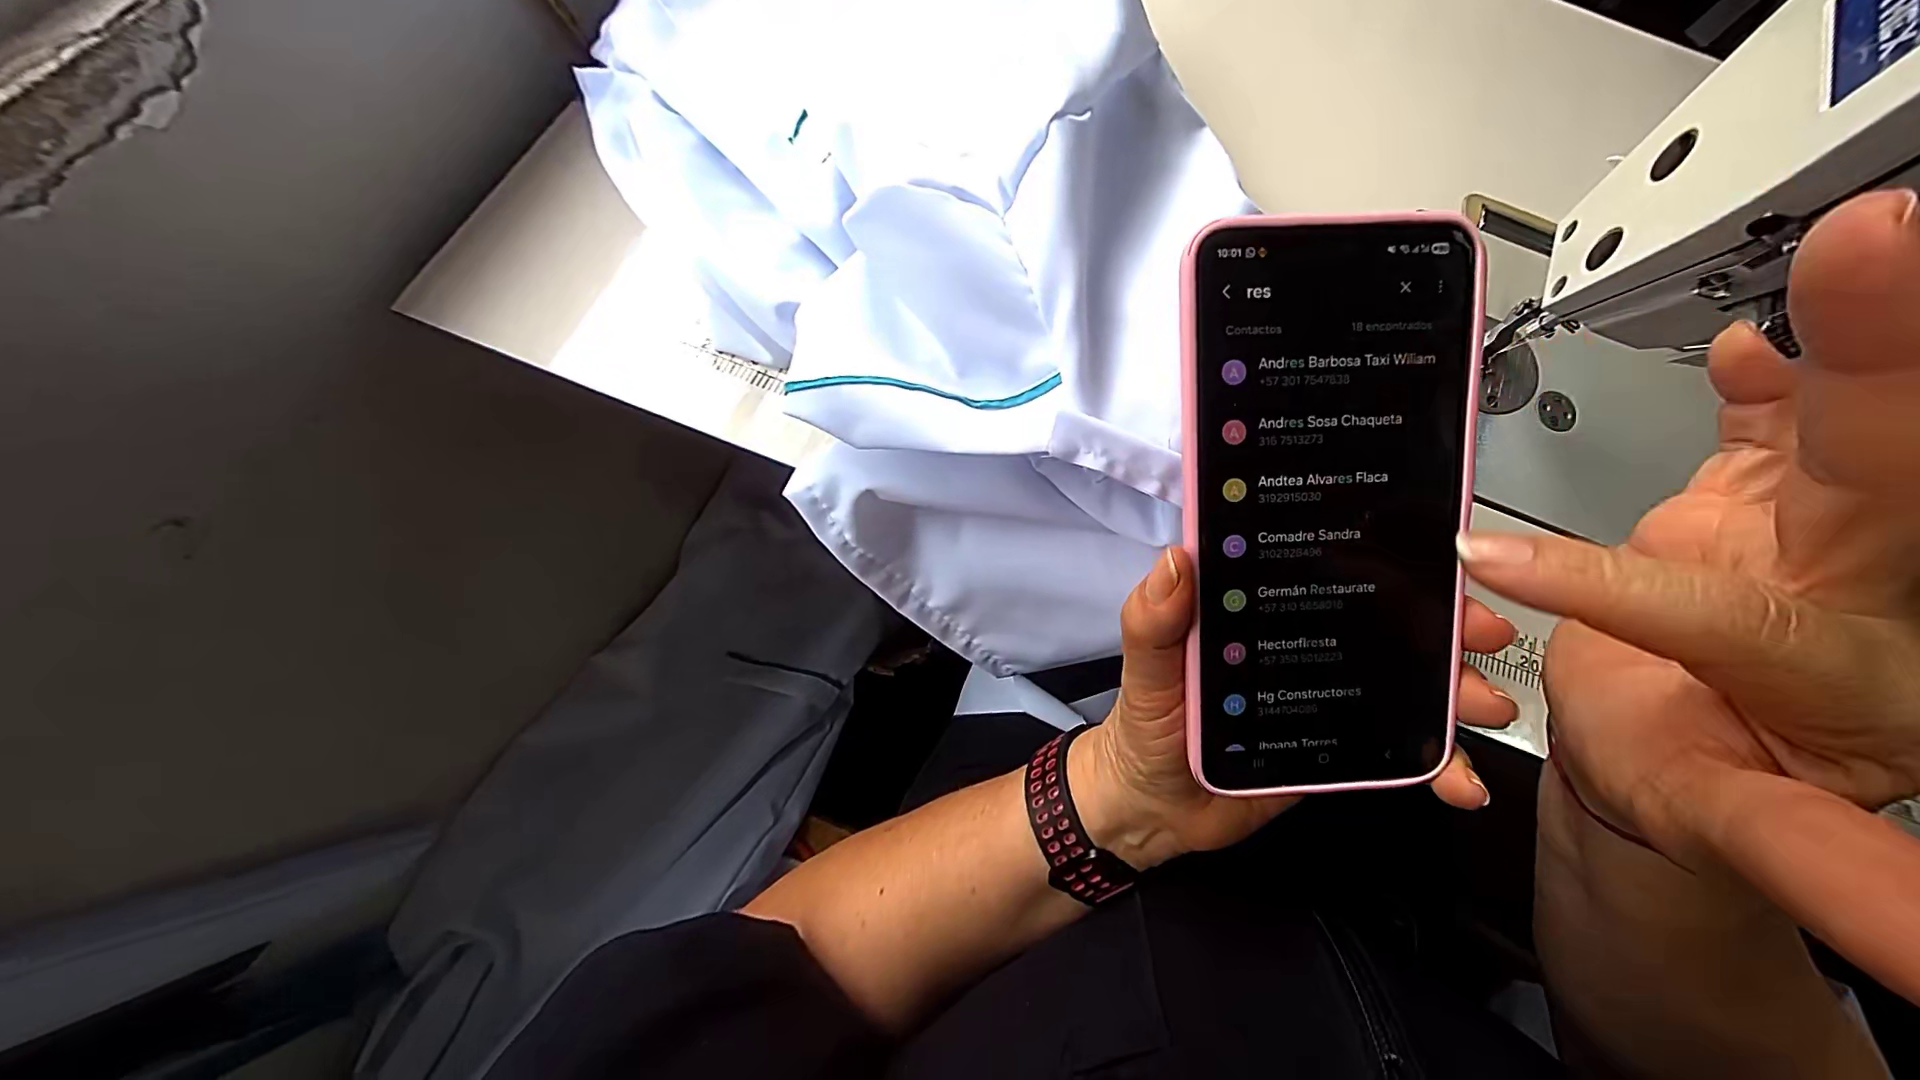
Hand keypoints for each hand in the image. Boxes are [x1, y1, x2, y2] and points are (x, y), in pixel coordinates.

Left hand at [1070, 546, 1521, 868]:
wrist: (1155, 807)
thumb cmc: (1143, 729)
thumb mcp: (1147, 673)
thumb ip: (1153, 625)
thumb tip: (1175, 561)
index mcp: (1252, 616)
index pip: (1321, 573)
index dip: (1377, 564)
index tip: (1432, 565)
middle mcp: (1293, 647)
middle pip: (1377, 624)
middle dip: (1437, 625)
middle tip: (1481, 634)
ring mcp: (1319, 697)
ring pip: (1399, 683)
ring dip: (1451, 690)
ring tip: (1483, 704)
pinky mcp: (1334, 748)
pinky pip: (1395, 750)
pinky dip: (1435, 763)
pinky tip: (1460, 778)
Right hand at [1457, 188, 1919, 857]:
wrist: (1683, 739)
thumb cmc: (1695, 779)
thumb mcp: (1741, 834)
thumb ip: (1827, 875)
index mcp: (1839, 674)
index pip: (1727, 616)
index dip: (1604, 586)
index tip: (1495, 562)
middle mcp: (1851, 588)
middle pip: (1881, 477)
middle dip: (1878, 370)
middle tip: (1880, 242)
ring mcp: (1807, 536)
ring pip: (1847, 435)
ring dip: (1844, 344)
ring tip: (1856, 246)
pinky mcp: (1757, 509)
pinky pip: (1782, 430)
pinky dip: (1774, 378)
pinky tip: (1751, 344)